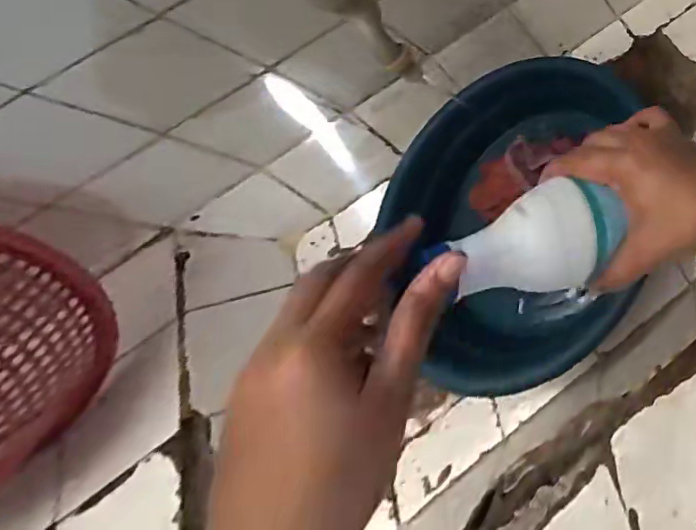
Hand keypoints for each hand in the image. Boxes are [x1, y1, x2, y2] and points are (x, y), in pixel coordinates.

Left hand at [209, 217, 463, 529]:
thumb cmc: (344, 473)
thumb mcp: (391, 395)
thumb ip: (416, 321)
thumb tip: (450, 259)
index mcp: (310, 345)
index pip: (356, 273)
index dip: (391, 244)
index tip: (421, 222)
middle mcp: (272, 348)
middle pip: (318, 281)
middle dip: (361, 260)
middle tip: (406, 257)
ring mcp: (252, 374)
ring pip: (299, 308)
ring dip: (342, 292)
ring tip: (388, 307)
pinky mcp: (246, 399)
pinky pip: (288, 337)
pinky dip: (324, 322)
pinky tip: (354, 351)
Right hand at [545, 106, 695, 290]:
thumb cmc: (686, 221)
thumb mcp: (645, 252)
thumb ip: (613, 272)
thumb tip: (589, 285)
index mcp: (621, 163)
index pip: (575, 160)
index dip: (553, 171)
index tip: (542, 189)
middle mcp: (635, 140)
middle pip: (593, 141)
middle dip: (575, 158)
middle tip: (569, 184)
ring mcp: (657, 133)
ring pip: (617, 128)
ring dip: (601, 143)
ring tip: (596, 166)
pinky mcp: (676, 133)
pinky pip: (647, 118)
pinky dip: (634, 124)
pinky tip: (633, 137)